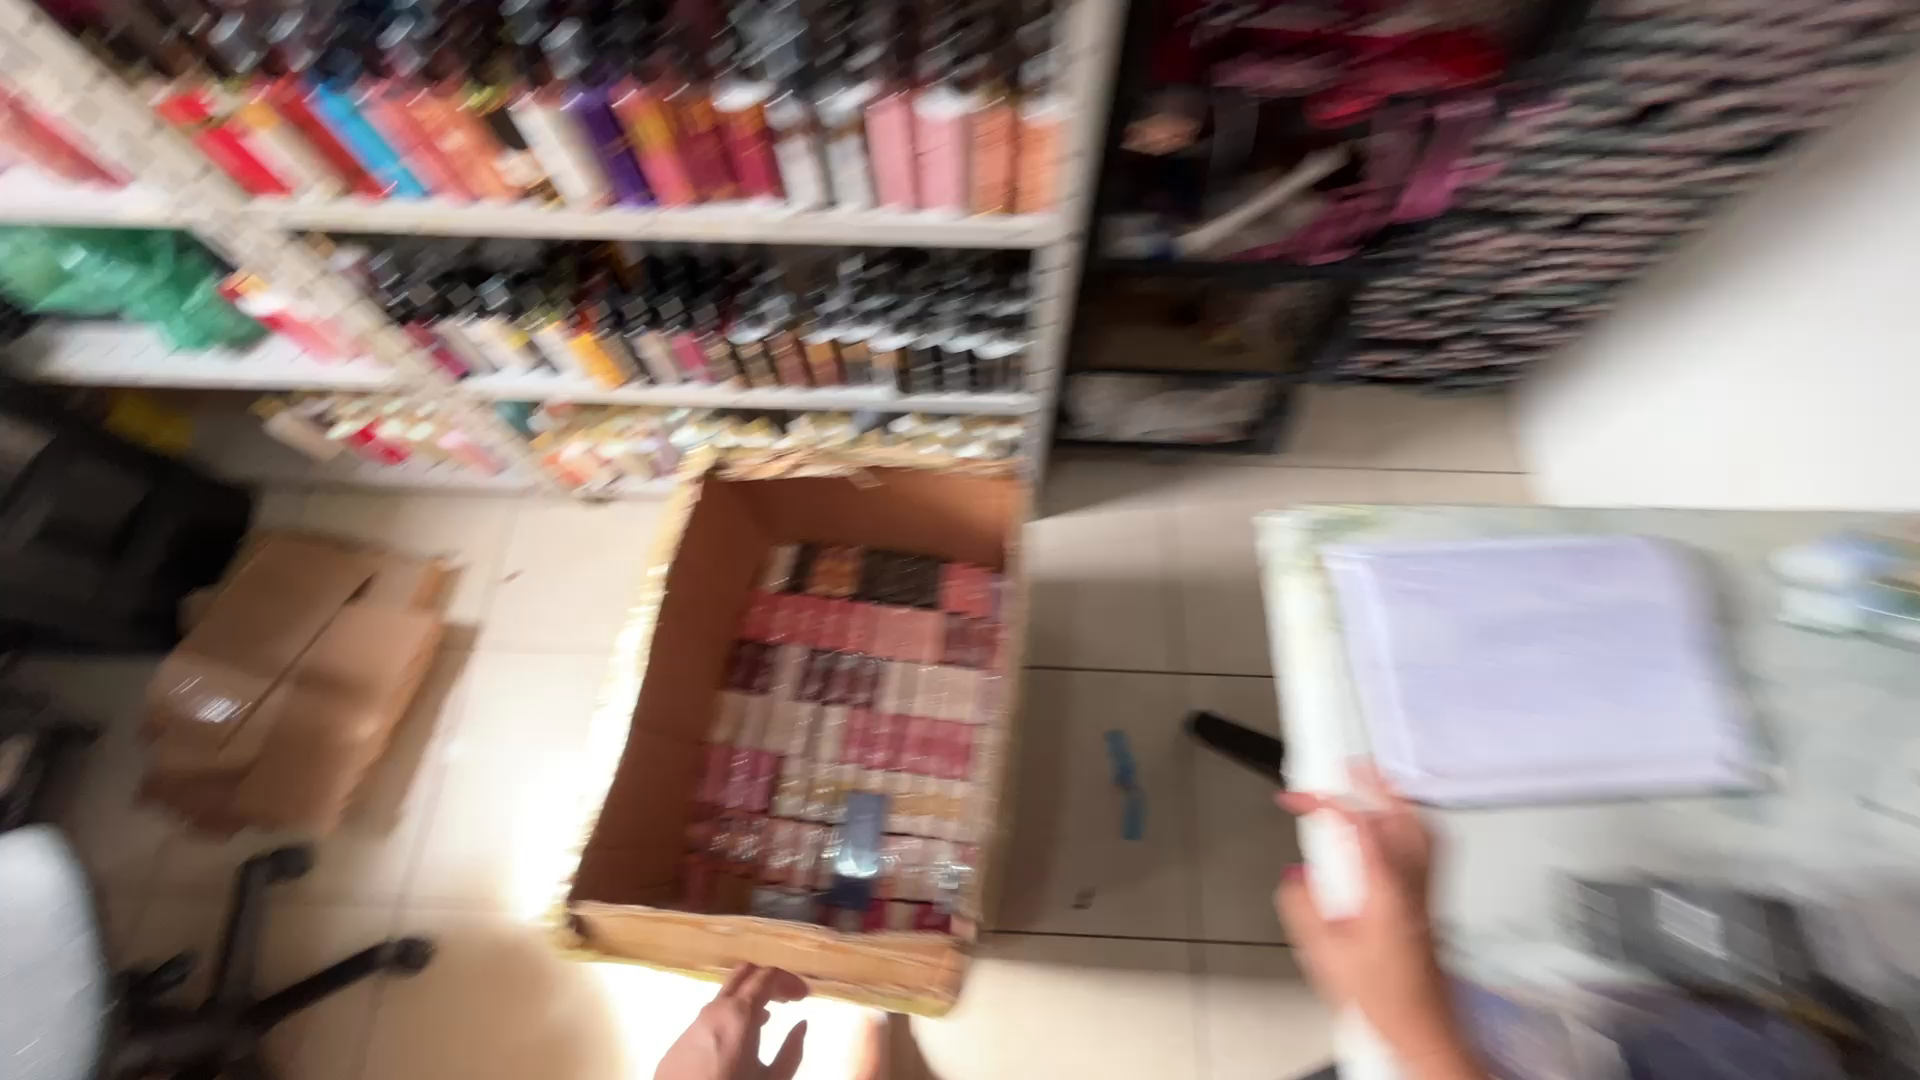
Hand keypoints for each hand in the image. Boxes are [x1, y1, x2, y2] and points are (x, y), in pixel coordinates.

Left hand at [655, 964, 810, 1079]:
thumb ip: (792, 1052)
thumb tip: (801, 1025)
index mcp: (739, 1013)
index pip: (768, 976)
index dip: (789, 981)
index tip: (804, 996)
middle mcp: (713, 1011)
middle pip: (743, 974)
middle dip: (768, 980)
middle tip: (786, 998)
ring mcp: (691, 1027)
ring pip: (724, 997)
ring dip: (748, 1000)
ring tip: (766, 1019)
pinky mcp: (677, 1047)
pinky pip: (708, 1021)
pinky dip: (728, 1019)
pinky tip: (736, 1042)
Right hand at [1275, 763, 1480, 1078]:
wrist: (1425, 1033)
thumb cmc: (1382, 1000)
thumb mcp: (1322, 952)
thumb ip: (1301, 904)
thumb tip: (1296, 873)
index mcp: (1385, 890)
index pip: (1357, 824)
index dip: (1324, 801)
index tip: (1298, 798)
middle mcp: (1413, 885)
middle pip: (1404, 815)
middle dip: (1373, 783)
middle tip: (1347, 765)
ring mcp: (1428, 892)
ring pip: (1423, 828)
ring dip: (1396, 799)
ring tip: (1372, 782)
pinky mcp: (1433, 902)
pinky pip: (1429, 847)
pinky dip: (1411, 822)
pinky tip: (1396, 822)